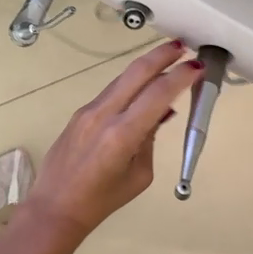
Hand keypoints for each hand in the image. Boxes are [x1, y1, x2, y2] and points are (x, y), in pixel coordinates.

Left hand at [21, 40, 203, 237]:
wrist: (56, 206)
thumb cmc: (102, 200)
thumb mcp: (139, 175)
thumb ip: (150, 139)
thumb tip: (159, 113)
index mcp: (122, 134)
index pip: (158, 94)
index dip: (180, 77)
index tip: (197, 67)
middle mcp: (103, 115)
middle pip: (136, 73)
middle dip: (161, 55)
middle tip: (182, 47)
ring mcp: (87, 112)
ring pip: (121, 80)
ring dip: (145, 67)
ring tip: (166, 59)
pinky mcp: (79, 115)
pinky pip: (109, 93)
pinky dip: (129, 86)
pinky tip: (142, 89)